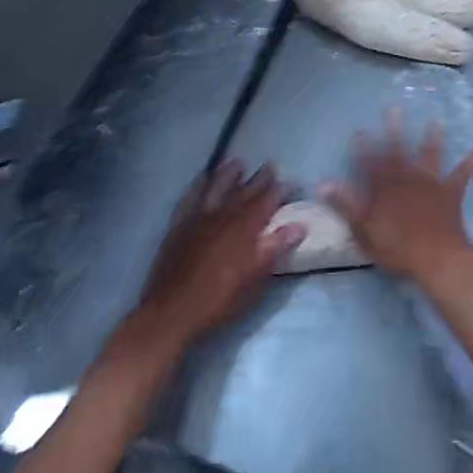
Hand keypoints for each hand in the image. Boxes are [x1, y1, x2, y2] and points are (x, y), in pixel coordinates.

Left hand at [132, 160, 302, 350]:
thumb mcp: (256, 279)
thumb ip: (276, 248)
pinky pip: (190, 196)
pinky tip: (203, 179)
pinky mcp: (179, 224)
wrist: (173, 310)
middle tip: (271, 166)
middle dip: (260, 178)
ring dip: (229, 173)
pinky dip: (199, 185)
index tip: (291, 180)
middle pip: (244, 190)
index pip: (267, 201)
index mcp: (245, 228)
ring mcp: (198, 217)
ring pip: (216, 187)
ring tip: (238, 162)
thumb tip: (298, 226)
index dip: (280, 189)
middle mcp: (223, 215)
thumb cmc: (221, 299)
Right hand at [323, 109, 472, 283]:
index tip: (360, 128)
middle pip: (399, 151)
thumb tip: (323, 182)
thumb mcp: (362, 229)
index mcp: (383, 188)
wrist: (436, 258)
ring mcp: (430, 184)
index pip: (369, 162)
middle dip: (395, 129)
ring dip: (433, 138)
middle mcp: (406, 179)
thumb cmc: (396, 247)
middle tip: (395, 108)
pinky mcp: (451, 194)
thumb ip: (345, 204)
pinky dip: (471, 163)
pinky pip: (462, 176)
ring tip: (437, 120)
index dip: (364, 146)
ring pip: (430, 156)